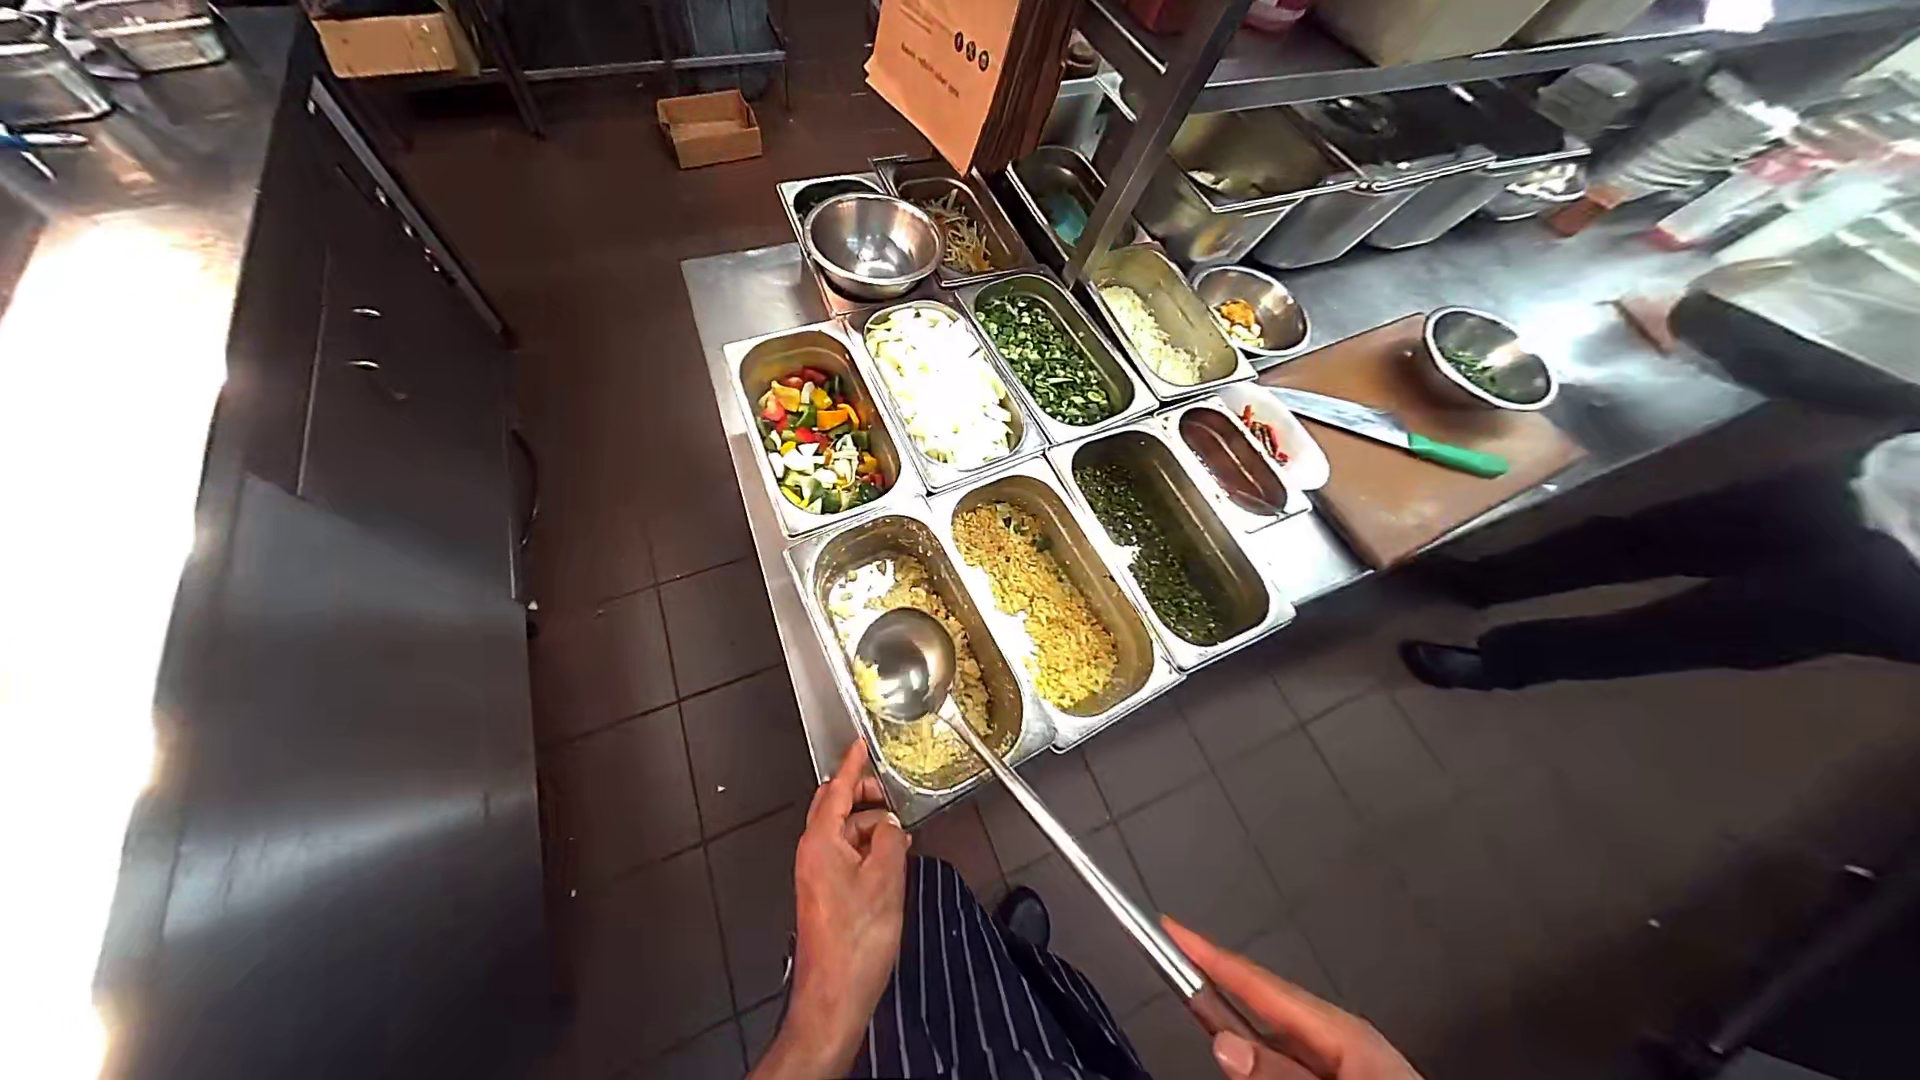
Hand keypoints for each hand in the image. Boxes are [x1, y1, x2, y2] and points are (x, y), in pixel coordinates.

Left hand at [752, 740, 909, 1079]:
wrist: (834, 996)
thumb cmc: (853, 945)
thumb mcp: (887, 878)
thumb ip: (892, 839)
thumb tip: (892, 826)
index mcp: (821, 842)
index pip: (837, 788)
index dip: (853, 763)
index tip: (859, 745)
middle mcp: (813, 853)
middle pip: (836, 806)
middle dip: (865, 795)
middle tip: (890, 792)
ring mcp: (817, 873)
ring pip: (844, 830)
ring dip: (871, 825)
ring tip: (899, 834)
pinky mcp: (825, 891)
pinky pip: (846, 853)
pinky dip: (868, 847)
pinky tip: (890, 859)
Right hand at [1165, 918, 1424, 1079]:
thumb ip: (1282, 1073)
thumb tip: (1223, 1043)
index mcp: (1344, 1031)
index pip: (1258, 980)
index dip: (1208, 951)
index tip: (1169, 925)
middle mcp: (1340, 1040)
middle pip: (1261, 1003)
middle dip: (1217, 982)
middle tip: (1172, 959)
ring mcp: (1342, 1060)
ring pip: (1271, 1034)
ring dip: (1237, 1024)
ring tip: (1205, 1001)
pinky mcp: (1341, 1073)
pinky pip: (1287, 1055)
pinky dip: (1263, 1055)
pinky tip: (1249, 1059)